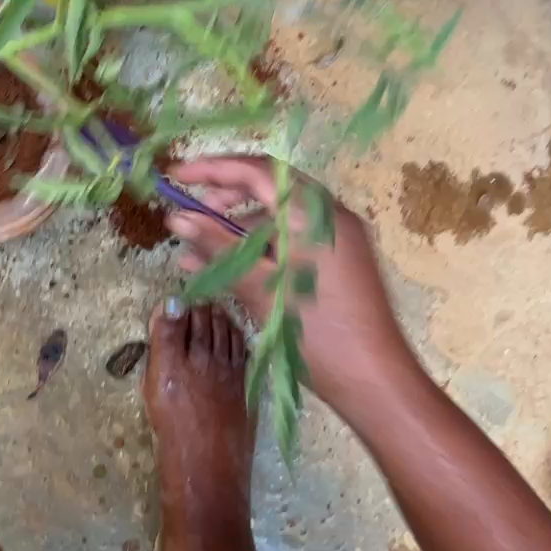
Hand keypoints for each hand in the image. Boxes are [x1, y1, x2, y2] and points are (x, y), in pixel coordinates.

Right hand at [164, 156, 419, 399]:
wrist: (375, 382)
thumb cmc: (316, 332)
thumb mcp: (257, 286)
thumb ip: (216, 246)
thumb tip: (175, 218)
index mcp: (314, 213)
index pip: (257, 170)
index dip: (211, 168)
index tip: (176, 175)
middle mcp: (329, 215)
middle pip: (267, 188)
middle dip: (223, 196)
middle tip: (189, 213)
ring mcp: (335, 238)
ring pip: (276, 217)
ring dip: (235, 228)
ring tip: (195, 252)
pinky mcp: (335, 260)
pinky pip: (288, 239)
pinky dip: (257, 248)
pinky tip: (224, 269)